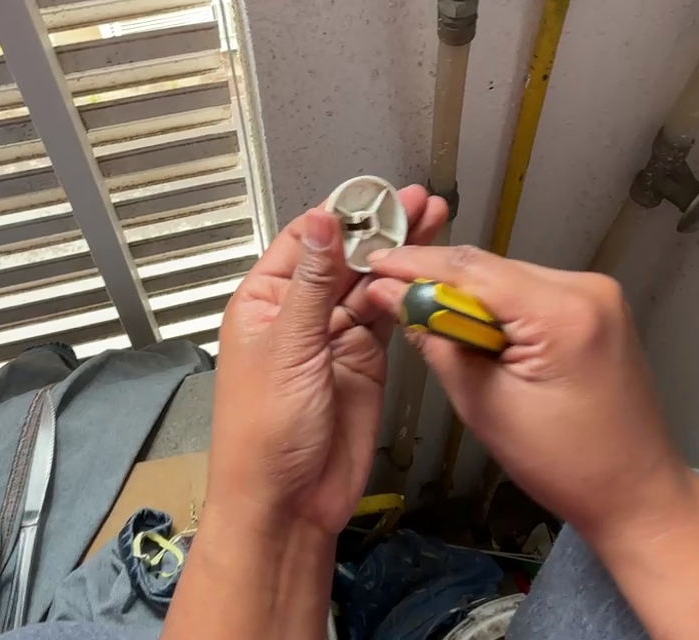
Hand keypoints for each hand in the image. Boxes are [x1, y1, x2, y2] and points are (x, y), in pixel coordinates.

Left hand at [208, 185, 447, 535]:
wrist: (290, 504)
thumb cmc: (266, 426)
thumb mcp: (288, 345)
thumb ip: (312, 281)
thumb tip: (322, 218)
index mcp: (265, 298)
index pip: (306, 239)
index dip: (342, 213)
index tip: (377, 193)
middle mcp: (300, 308)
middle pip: (343, 255)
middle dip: (379, 227)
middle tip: (417, 200)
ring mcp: (334, 332)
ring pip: (370, 281)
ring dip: (399, 253)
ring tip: (433, 219)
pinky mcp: (364, 356)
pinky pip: (386, 315)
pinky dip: (406, 292)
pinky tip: (426, 267)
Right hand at [364, 246, 692, 542]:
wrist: (638, 493)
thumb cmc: (565, 463)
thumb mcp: (484, 404)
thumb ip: (434, 339)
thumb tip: (389, 293)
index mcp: (563, 314)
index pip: (472, 268)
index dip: (416, 263)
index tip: (375, 262)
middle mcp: (586, 287)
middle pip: (489, 266)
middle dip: (437, 277)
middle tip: (389, 290)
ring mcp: (595, 291)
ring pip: (506, 274)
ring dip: (466, 292)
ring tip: (428, 315)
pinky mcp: (594, 302)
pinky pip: (527, 288)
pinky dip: (496, 302)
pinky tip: (475, 326)